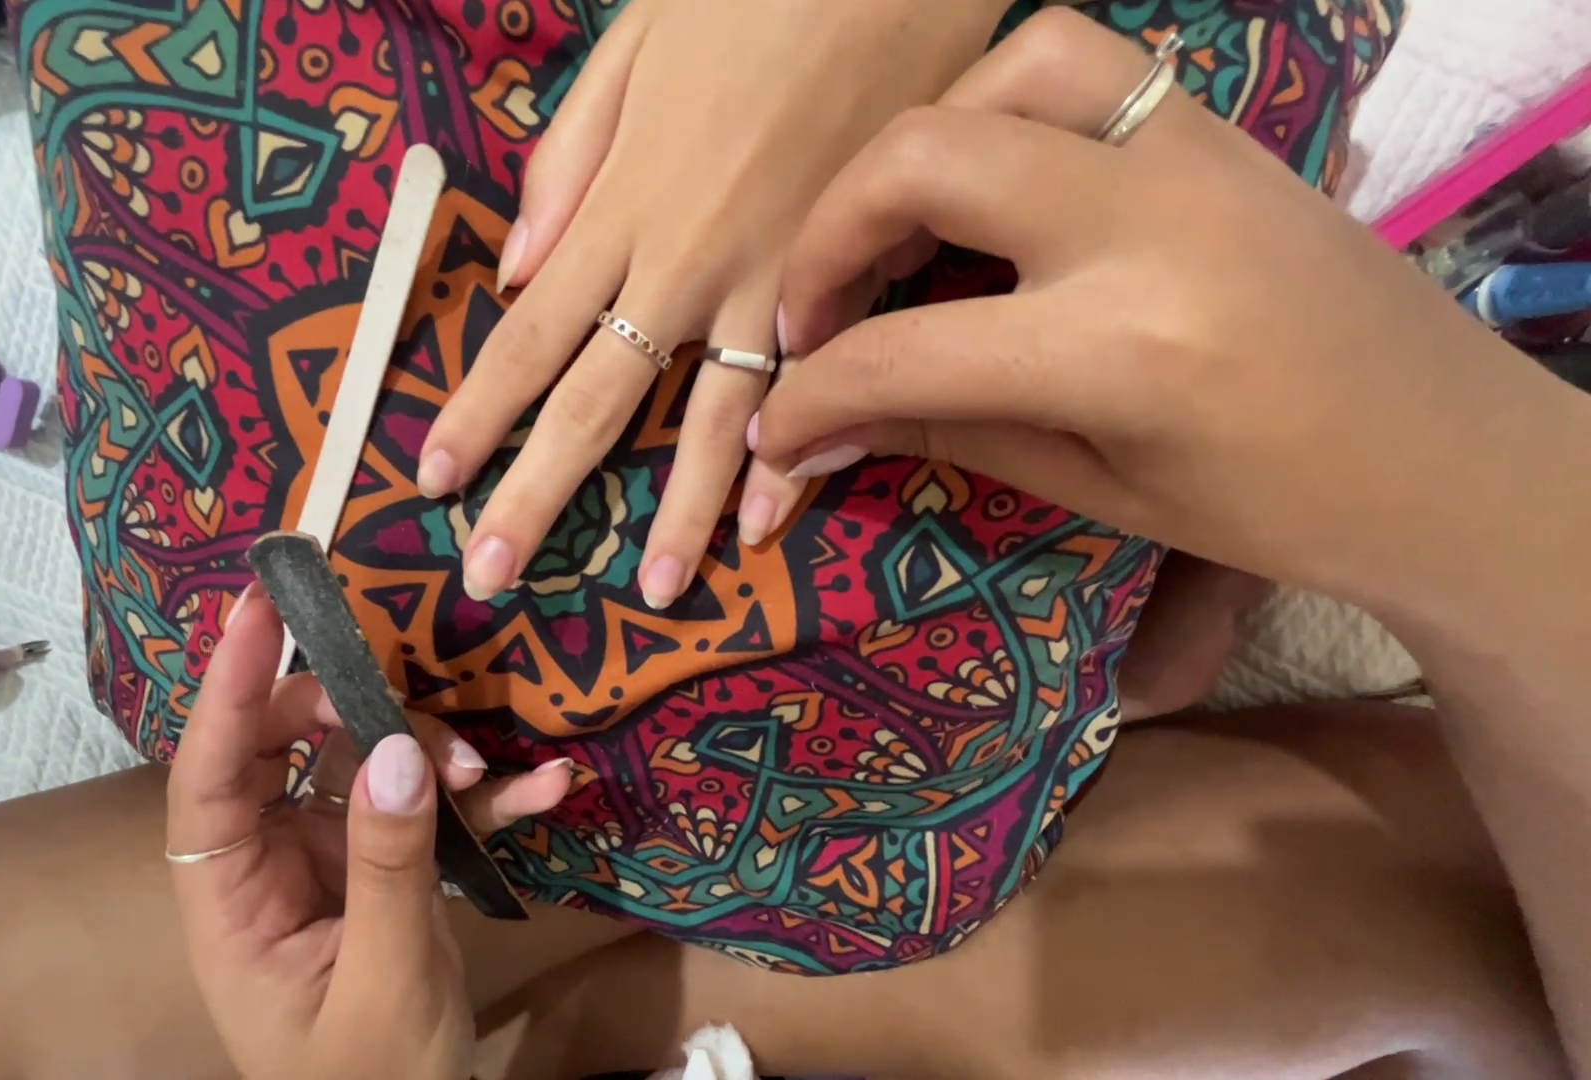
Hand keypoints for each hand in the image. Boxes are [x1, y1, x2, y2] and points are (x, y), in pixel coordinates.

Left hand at [166, 584, 572, 1079]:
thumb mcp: (382, 983)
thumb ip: (388, 867)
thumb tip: (398, 748)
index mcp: (235, 900)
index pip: (210, 778)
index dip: (227, 691)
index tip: (260, 611)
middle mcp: (280, 859)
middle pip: (298, 747)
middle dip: (359, 718)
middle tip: (420, 724)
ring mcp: (344, 854)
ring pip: (375, 763)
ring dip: (435, 756)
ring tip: (484, 775)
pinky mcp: (400, 860)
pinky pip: (438, 810)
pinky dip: (489, 798)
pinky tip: (546, 787)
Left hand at [418, 0, 1012, 608]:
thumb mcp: (632, 45)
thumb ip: (568, 162)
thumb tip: (515, 267)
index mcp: (620, 207)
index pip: (526, 337)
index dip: (477, 414)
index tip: (434, 480)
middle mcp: (681, 267)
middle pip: (593, 402)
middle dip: (537, 494)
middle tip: (495, 572)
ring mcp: (766, 287)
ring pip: (706, 421)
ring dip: (673, 512)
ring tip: (652, 590)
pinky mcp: (842, 290)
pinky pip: (809, 391)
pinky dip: (790, 461)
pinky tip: (763, 529)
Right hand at [753, 8, 1584, 624]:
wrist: (1456, 458)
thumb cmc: (1268, 507)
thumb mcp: (1082, 485)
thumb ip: (938, 432)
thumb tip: (813, 434)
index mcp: (1120, 348)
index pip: (899, 353)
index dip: (807, 398)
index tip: (770, 432)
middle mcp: (1150, 221)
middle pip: (922, 163)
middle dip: (824, 243)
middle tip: (804, 318)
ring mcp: (1191, 150)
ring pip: (1001, 73)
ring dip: (907, 152)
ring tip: (882, 235)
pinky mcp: (1212, 128)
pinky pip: (1076, 67)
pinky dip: (988, 113)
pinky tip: (970, 192)